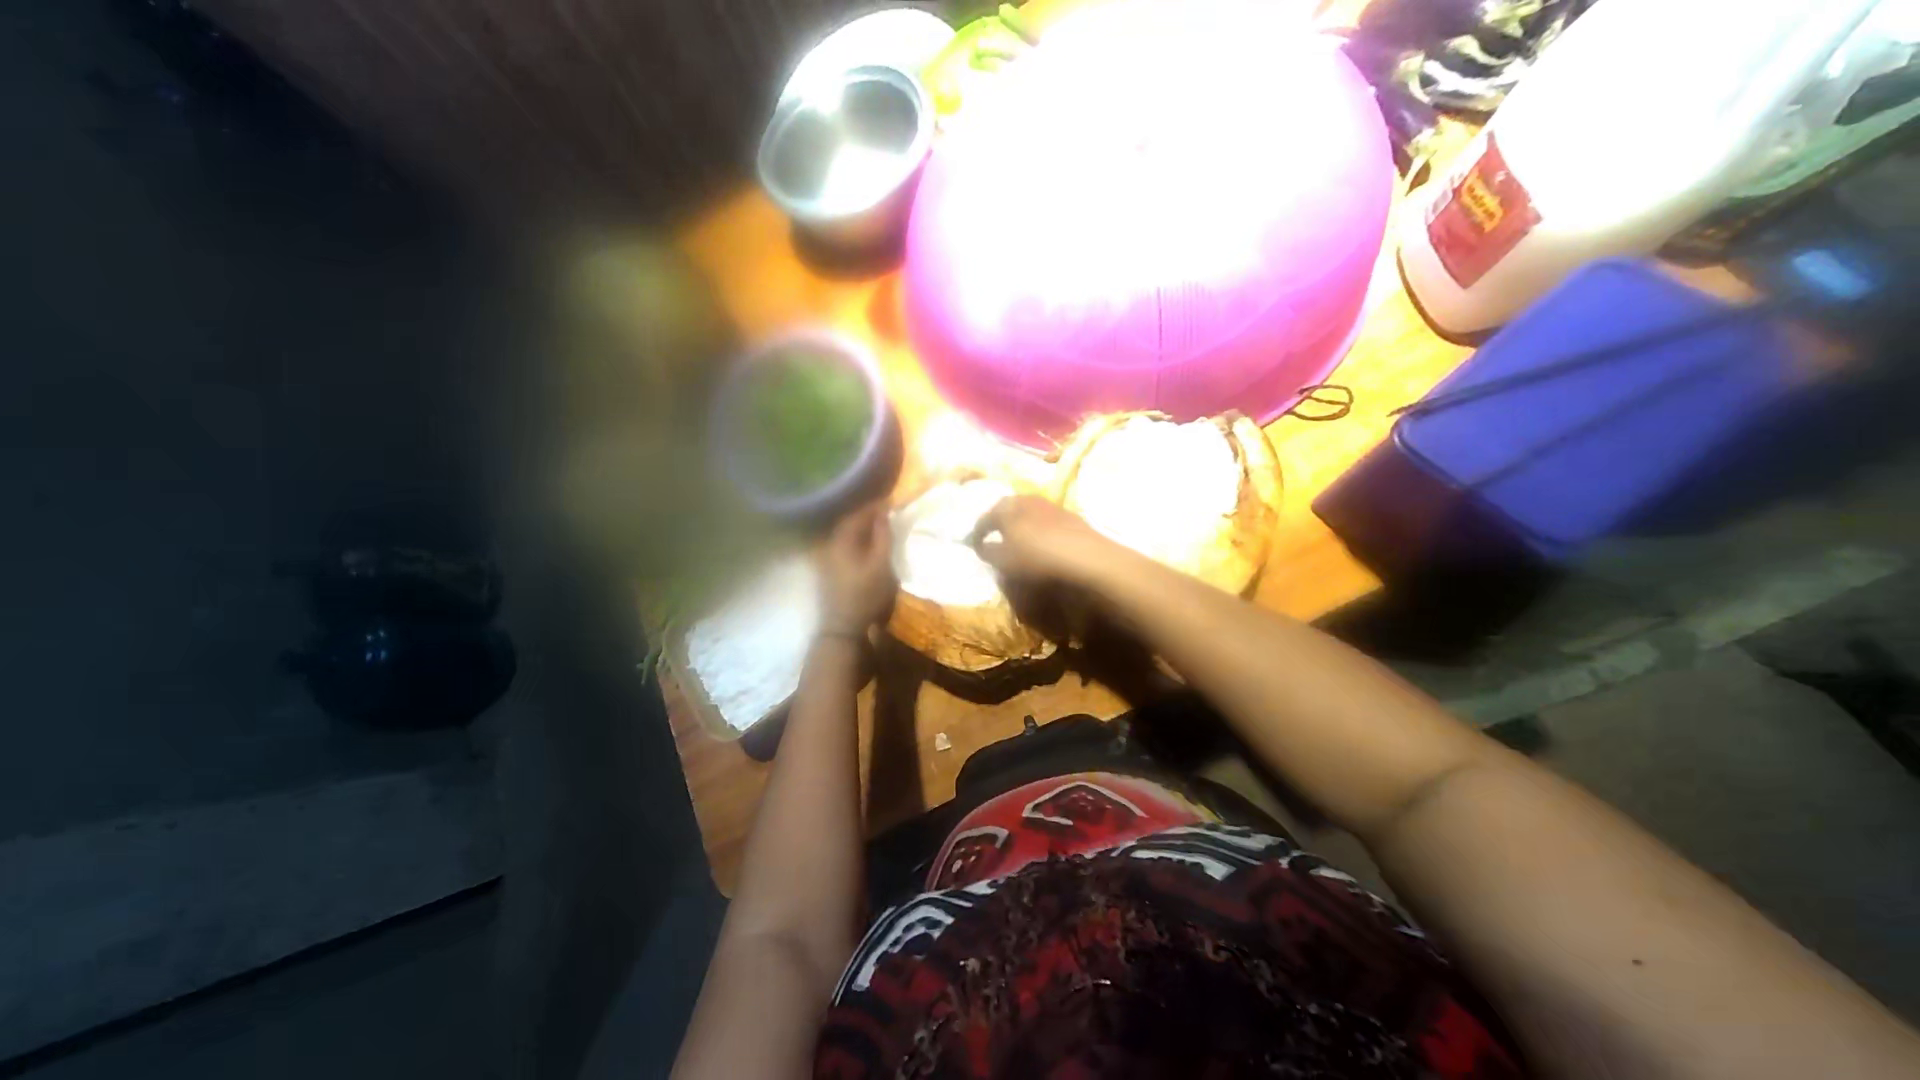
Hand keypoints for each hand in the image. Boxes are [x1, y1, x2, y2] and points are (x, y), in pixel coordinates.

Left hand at [817, 501, 896, 635]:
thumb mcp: (881, 564)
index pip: (859, 513)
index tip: (893, 502)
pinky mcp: (828, 570)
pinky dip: (857, 542)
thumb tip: (884, 512)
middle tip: (889, 513)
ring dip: (863, 529)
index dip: (876, 506)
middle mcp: (829, 544)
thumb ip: (883, 536)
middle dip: (869, 516)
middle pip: (850, 523)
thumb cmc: (865, 595)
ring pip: (846, 535)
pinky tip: (869, 547)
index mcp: (841, 539)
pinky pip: (844, 547)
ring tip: (882, 528)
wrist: (842, 629)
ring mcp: (826, 558)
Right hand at [969, 496, 1125, 588]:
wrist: (1084, 556)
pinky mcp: (1070, 515)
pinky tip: (1042, 544)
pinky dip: (1039, 530)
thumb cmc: (1035, 557)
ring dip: (1020, 525)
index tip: (974, 546)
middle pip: (1007, 509)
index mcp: (1006, 508)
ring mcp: (1050, 505)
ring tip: (1018, 542)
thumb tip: (983, 546)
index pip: (985, 518)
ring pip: (1028, 513)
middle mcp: (1026, 500)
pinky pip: (1046, 521)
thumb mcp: (1004, 560)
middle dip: (999, 523)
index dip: (977, 533)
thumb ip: (990, 552)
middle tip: (995, 538)